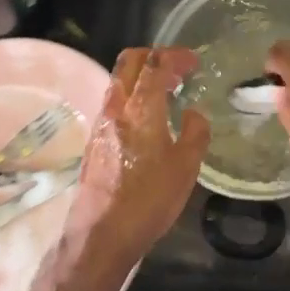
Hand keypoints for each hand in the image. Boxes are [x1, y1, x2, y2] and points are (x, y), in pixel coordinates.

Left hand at [63, 48, 209, 273]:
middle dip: (153, 56)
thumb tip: (192, 113)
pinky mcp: (94, 140)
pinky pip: (114, 102)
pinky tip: (148, 119)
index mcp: (141, 109)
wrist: (101, 234)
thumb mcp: (186, 168)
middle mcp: (116, 108)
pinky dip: (132, 95)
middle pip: (128, 62)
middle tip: (177, 69)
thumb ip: (195, 132)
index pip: (155, 63)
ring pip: (118, 81)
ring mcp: (101, 123)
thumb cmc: (149, 200)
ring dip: (141, 76)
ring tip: (165, 92)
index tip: (193, 61)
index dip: (176, 56)